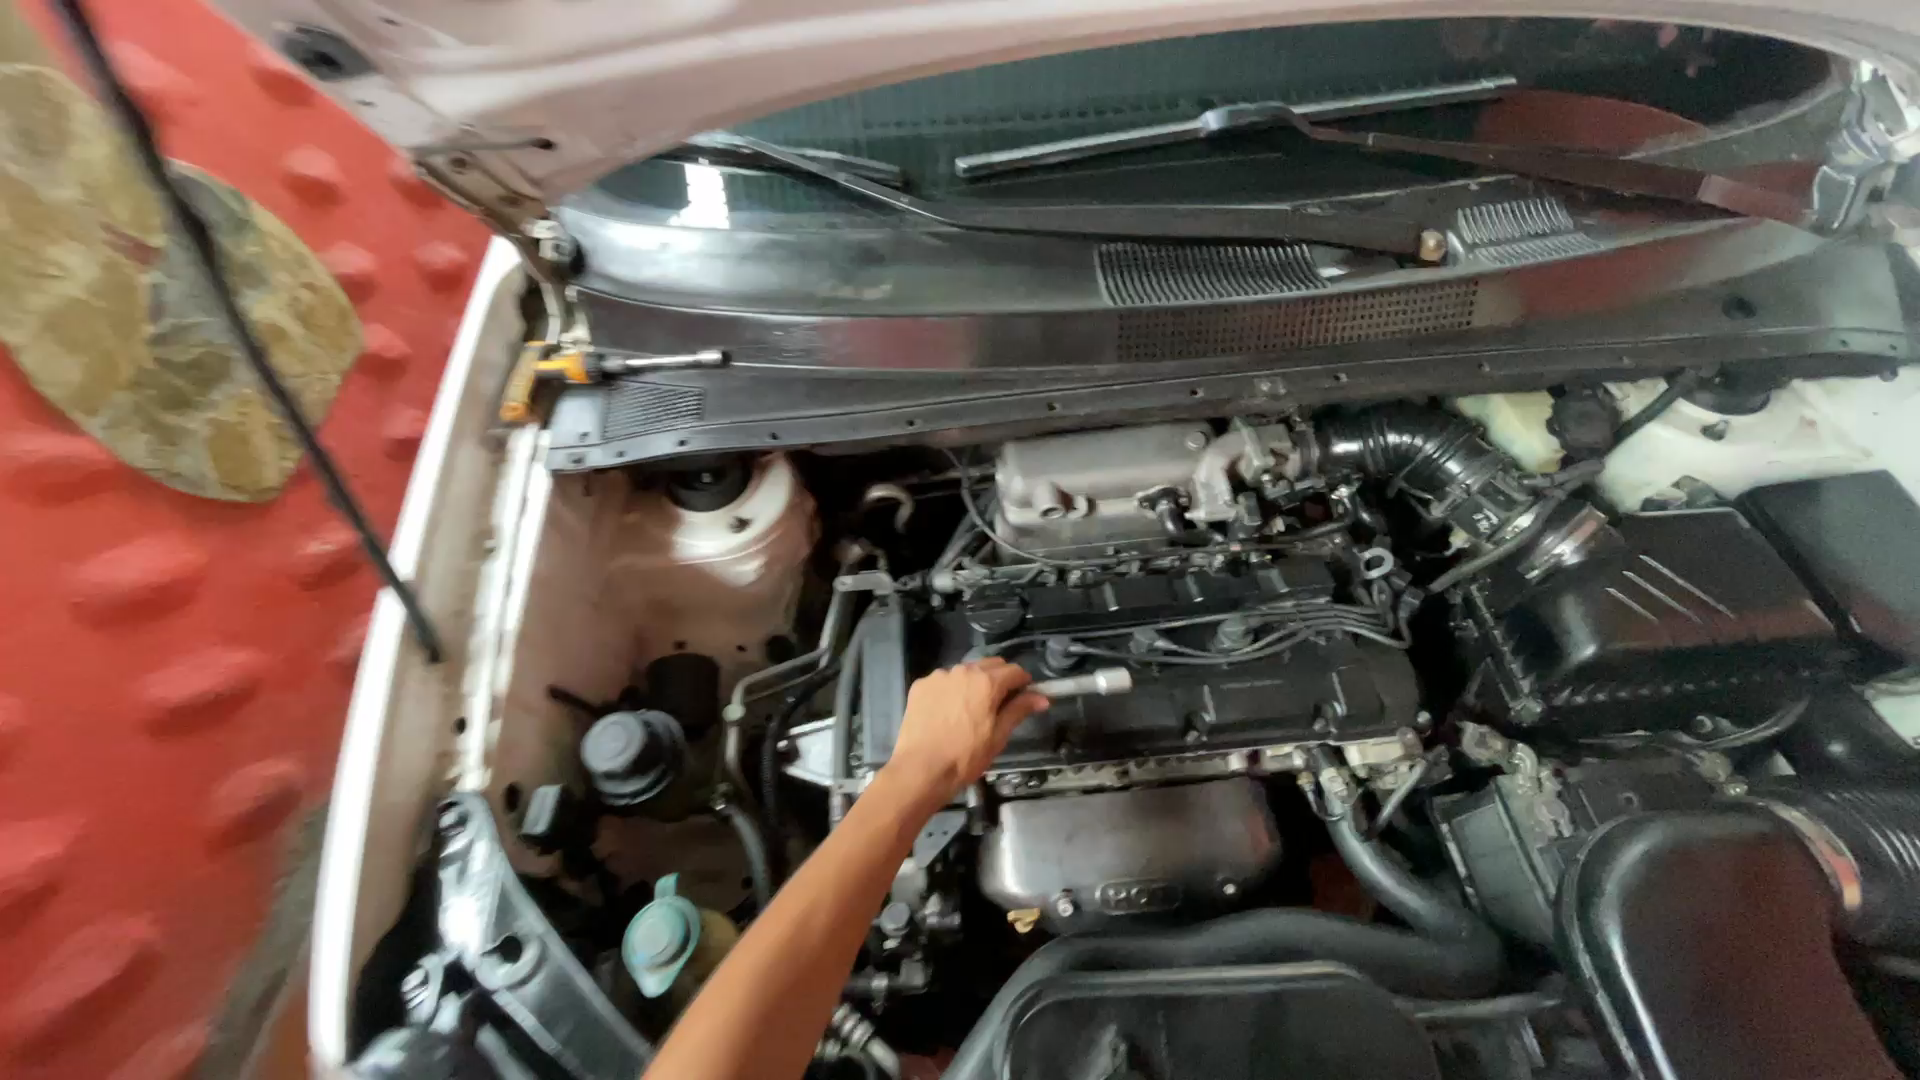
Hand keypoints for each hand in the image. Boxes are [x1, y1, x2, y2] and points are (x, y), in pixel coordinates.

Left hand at [880, 658, 1048, 807]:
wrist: (921, 769)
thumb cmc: (965, 756)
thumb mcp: (998, 736)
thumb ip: (1019, 710)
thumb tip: (1042, 698)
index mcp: (986, 682)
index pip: (1014, 671)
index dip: (1023, 683)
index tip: (1024, 697)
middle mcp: (963, 670)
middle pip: (990, 665)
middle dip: (1000, 679)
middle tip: (1000, 704)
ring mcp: (939, 676)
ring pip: (965, 671)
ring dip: (974, 682)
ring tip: (971, 709)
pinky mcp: (921, 685)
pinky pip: (944, 680)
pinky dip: (951, 689)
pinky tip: (948, 711)